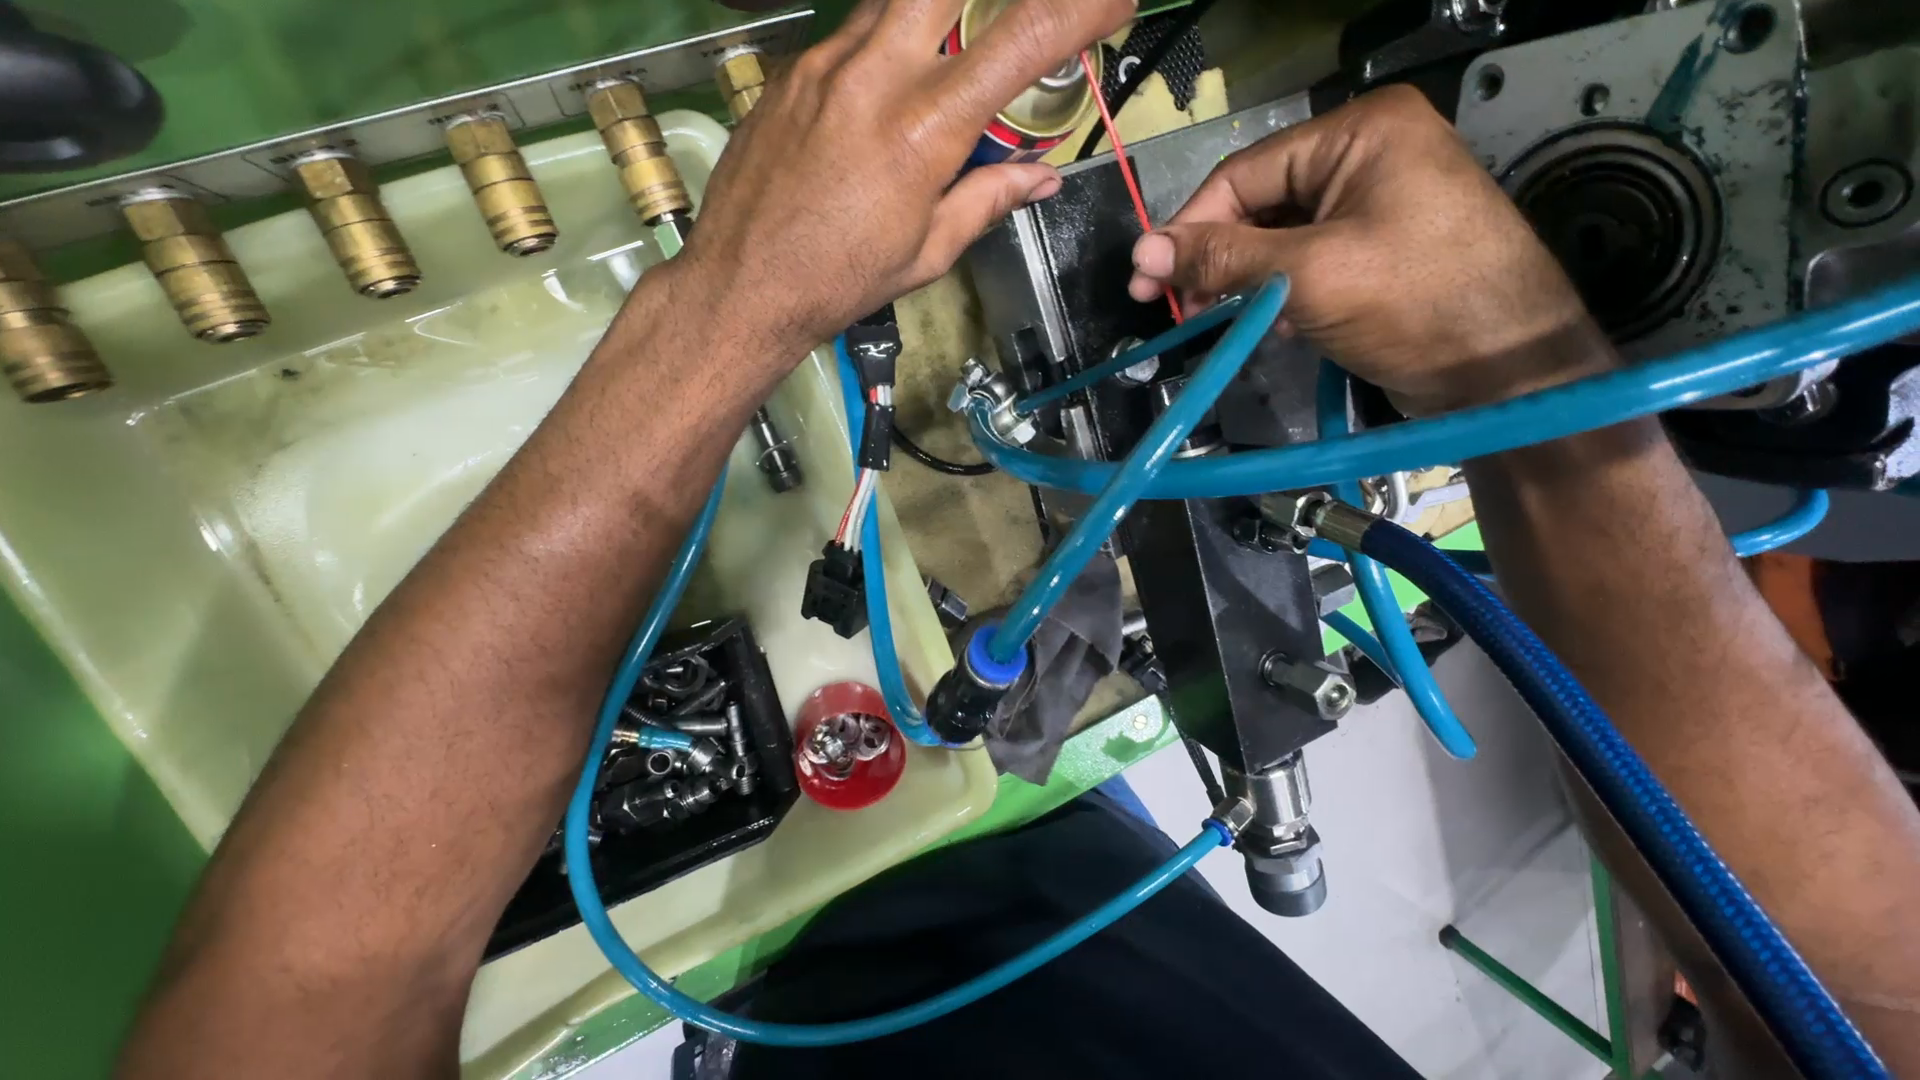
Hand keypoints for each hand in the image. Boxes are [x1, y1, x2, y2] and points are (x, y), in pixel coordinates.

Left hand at [672, 0, 1135, 362]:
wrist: (742, 285)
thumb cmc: (840, 281)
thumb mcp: (928, 251)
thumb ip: (989, 198)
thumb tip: (1042, 178)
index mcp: (923, 131)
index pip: (1022, 40)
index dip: (1081, 9)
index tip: (1112, 2)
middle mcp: (874, 75)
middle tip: (1007, 25)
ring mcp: (824, 64)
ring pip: (896, 1)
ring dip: (933, 17)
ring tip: (940, 71)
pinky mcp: (790, 70)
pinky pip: (851, 32)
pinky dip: (882, 46)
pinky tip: (880, 97)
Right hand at [1126, 86, 1612, 414]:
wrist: (1507, 372)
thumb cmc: (1414, 303)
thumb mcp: (1308, 275)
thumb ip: (1222, 259)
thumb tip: (1140, 253)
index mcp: (1361, 132)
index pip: (1245, 173)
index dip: (1190, 226)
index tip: (1149, 278)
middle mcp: (1367, 156)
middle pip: (1259, 207)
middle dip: (1219, 261)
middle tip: (1177, 308)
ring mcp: (1375, 206)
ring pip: (1277, 241)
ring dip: (1247, 284)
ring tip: (1229, 323)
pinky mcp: (1377, 253)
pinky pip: (1305, 265)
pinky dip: (1279, 296)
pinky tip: (1275, 327)